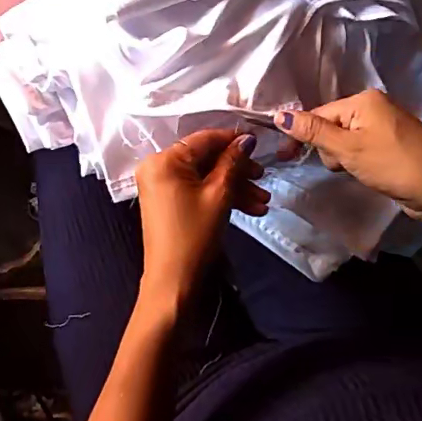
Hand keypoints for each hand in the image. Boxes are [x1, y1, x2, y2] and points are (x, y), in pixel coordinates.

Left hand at [135, 129, 269, 298]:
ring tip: (263, 201)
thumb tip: (247, 138)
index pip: (204, 139)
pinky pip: (198, 190)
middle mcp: (158, 167)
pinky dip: (221, 197)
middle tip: (263, 179)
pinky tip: (251, 209)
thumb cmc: (194, 235)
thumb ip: (232, 162)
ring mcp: (162, 185)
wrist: (174, 282)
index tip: (260, 143)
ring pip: (205, 176)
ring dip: (235, 187)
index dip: (233, 140)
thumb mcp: (219, 195)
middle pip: (205, 158)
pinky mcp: (169, 201)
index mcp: (164, 160)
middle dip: (237, 170)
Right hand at [276, 89, 421, 235]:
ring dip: (342, 158)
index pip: (319, 114)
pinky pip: (359, 148)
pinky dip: (356, 161)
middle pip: (330, 126)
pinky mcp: (391, 144)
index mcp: (363, 100)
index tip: (286, 156)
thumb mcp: (348, 149)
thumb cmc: (393, 165)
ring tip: (357, 171)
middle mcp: (374, 106)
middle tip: (343, 165)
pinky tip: (365, 172)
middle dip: (329, 150)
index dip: (301, 135)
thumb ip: (312, 132)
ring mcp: (384, 125)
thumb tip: (278, 114)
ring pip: (344, 140)